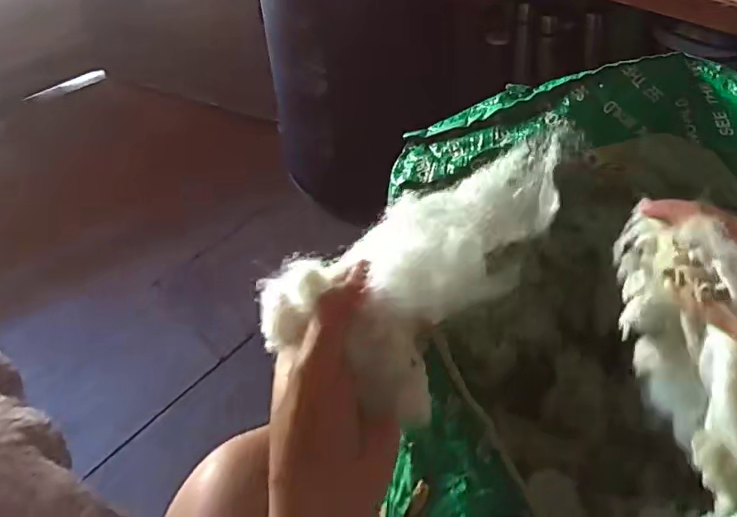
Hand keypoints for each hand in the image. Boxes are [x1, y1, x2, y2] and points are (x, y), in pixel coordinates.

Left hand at [267, 264, 399, 516]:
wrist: (337, 497)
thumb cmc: (311, 432)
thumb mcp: (314, 370)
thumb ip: (333, 317)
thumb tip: (361, 263)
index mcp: (306, 346)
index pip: (326, 297)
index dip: (348, 274)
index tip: (379, 245)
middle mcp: (336, 350)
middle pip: (360, 307)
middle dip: (380, 288)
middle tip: (408, 257)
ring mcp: (366, 364)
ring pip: (385, 322)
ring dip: (401, 307)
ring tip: (424, 275)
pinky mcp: (394, 377)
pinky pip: (405, 344)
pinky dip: (416, 329)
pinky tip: (430, 309)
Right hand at [638, 199, 736, 395]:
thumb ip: (706, 300)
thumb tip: (668, 279)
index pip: (703, 216)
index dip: (671, 211)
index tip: (643, 208)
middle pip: (714, 217)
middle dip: (682, 219)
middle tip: (653, 224)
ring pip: (729, 228)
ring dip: (701, 232)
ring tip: (673, 240)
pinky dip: (720, 243)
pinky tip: (709, 257)